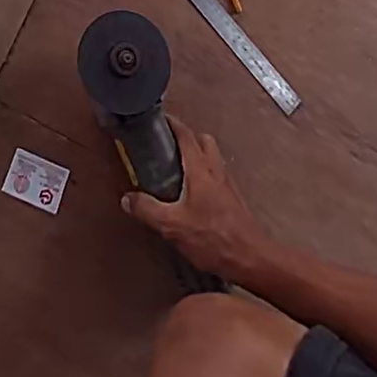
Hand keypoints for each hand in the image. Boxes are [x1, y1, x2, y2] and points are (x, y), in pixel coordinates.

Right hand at [120, 116, 275, 284]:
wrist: (250, 258)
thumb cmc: (212, 237)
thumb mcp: (172, 226)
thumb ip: (147, 210)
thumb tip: (126, 198)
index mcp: (200, 168)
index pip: (185, 134)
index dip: (172, 123)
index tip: (159, 119)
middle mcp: (216, 169)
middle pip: (203, 140)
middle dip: (187, 137)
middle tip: (168, 146)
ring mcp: (228, 183)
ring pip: (213, 156)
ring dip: (199, 154)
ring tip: (180, 169)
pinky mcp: (234, 198)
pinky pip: (218, 174)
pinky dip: (206, 173)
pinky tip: (196, 193)